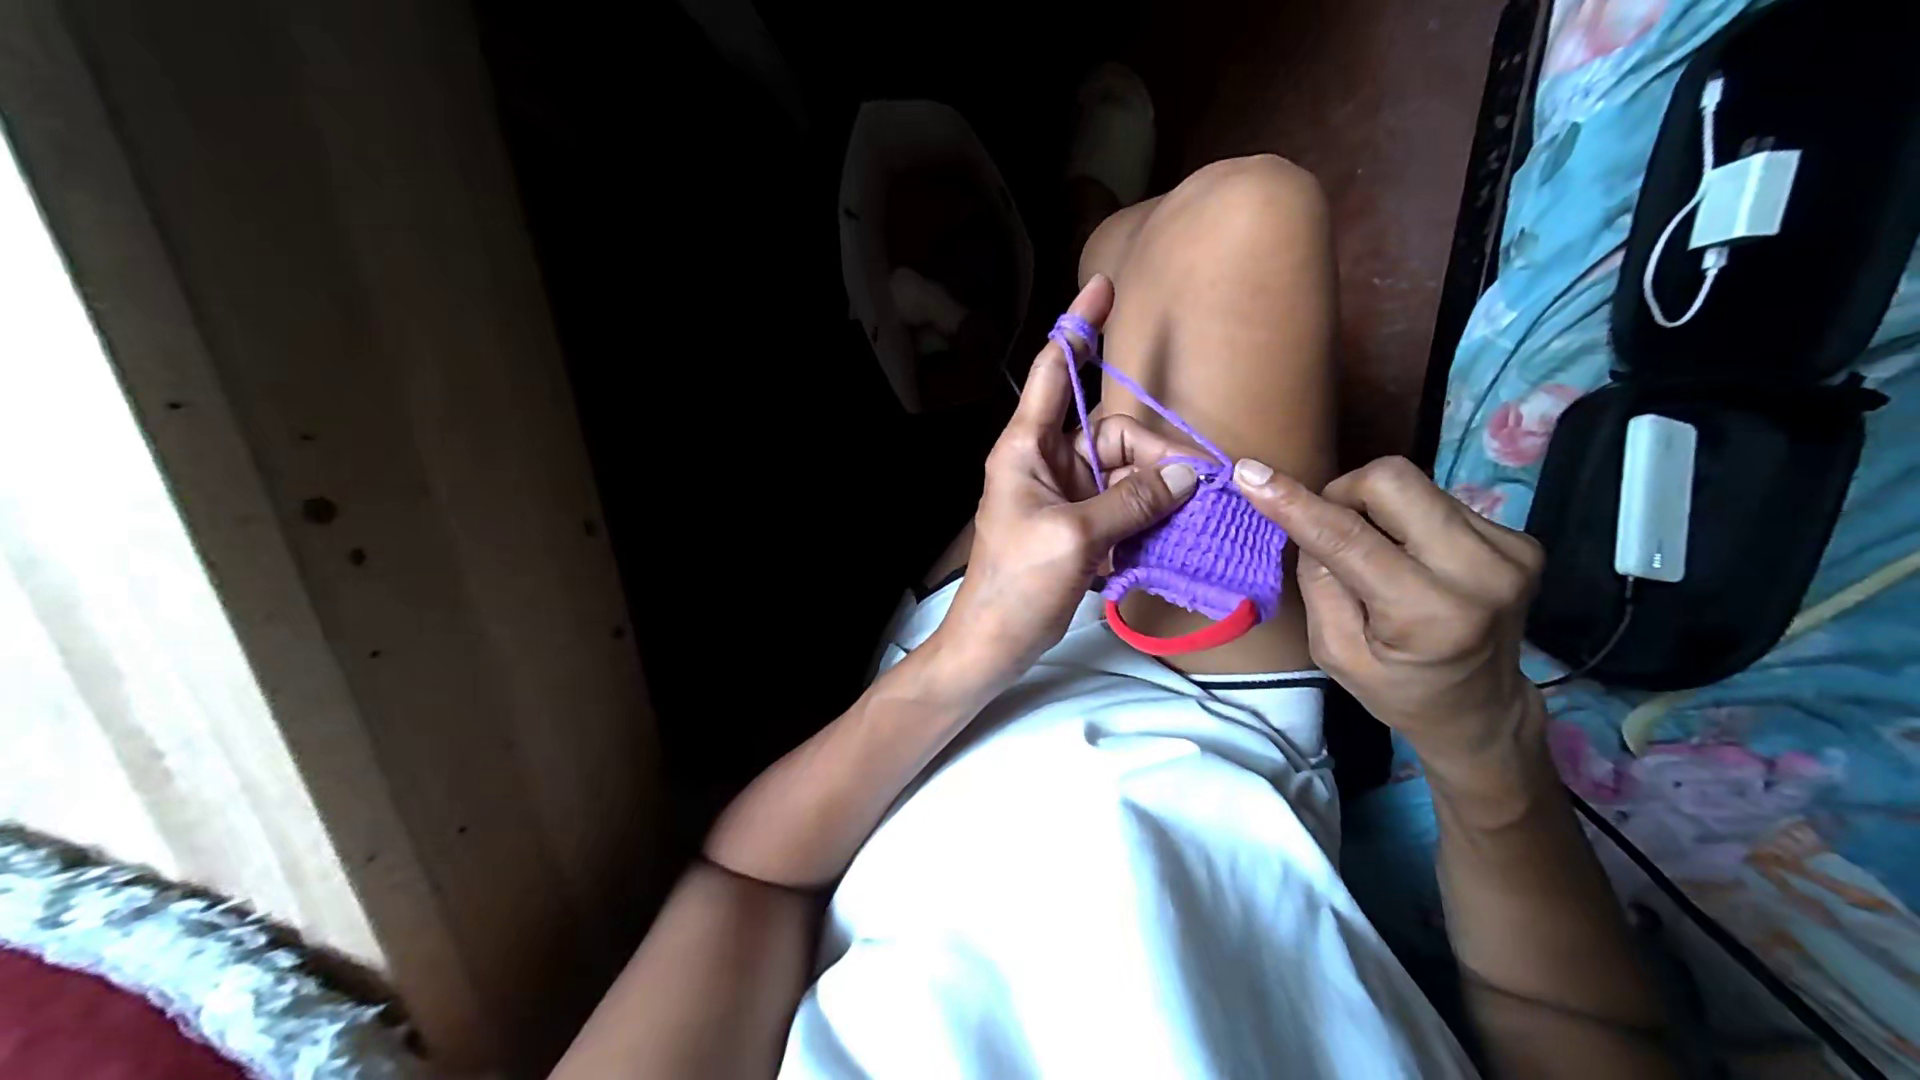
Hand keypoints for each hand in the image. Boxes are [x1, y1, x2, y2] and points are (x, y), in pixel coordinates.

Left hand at [929, 276, 1197, 694]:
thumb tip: (1188, 476)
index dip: (1077, 327)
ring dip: (1158, 490)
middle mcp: (1047, 461)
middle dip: (1156, 454)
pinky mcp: (1081, 524)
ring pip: (1126, 471)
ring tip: (1190, 515)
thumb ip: (1131, 502)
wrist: (994, 643)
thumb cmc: (1016, 585)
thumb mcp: (1074, 538)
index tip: (1103, 285)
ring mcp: (1066, 494)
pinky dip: (1149, 514)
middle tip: (1196, 486)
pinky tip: (1171, 534)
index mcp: (1026, 448)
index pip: (1051, 371)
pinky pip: (1124, 503)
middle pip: (1113, 432)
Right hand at [1233, 456, 1546, 773]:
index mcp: (1429, 613)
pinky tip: (1410, 556)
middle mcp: (1481, 570)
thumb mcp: (1335, 651)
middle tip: (1331, 531)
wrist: (1482, 708)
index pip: (1348, 539)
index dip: (1295, 503)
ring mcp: (1509, 548)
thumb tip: (1308, 517)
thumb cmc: (1396, 688)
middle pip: (1391, 480)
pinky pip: (1435, 498)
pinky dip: (1403, 519)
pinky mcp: (1518, 537)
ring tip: (1376, 555)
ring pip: (1412, 483)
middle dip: (1343, 494)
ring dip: (1374, 510)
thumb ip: (1321, 582)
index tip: (1250, 474)